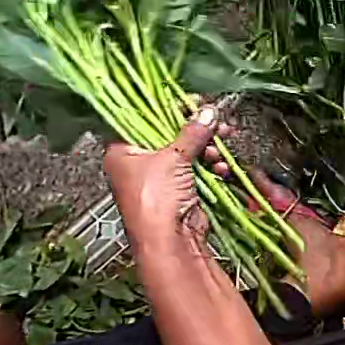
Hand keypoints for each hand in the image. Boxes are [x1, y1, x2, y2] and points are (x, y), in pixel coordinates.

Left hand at [104, 102, 221, 253]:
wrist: (168, 240)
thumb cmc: (154, 199)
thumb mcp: (172, 158)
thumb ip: (192, 133)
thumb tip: (209, 111)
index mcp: (123, 150)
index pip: (144, 118)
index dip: (168, 109)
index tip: (192, 103)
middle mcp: (140, 161)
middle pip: (171, 135)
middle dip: (197, 131)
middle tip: (217, 124)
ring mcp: (162, 176)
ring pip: (189, 152)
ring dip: (209, 149)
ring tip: (221, 149)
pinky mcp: (182, 188)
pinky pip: (200, 169)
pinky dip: (212, 167)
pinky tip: (222, 167)